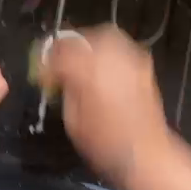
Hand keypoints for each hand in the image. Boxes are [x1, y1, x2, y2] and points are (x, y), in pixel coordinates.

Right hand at [36, 25, 170, 186]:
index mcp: (88, 71)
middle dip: (68, 46)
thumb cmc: (105, 145)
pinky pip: (122, 47)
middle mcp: (110, 58)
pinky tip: (103, 67)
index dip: (46, 62)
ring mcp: (131, 59)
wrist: (147, 154)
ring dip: (89, 44)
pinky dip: (109, 52)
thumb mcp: (73, 121)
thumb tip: (61, 77)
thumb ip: (66, 90)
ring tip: (81, 61)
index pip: (59, 52)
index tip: (42, 76)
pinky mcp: (144, 66)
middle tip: (59, 61)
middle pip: (83, 37)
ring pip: (105, 35)